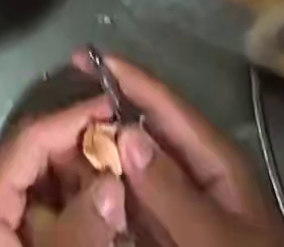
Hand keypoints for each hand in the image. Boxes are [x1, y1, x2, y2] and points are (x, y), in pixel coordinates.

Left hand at [0, 96, 126, 246]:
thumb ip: (81, 233)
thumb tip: (113, 182)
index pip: (31, 138)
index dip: (73, 119)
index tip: (115, 109)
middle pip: (35, 158)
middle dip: (80, 155)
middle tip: (125, 159)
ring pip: (39, 185)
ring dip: (77, 184)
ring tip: (117, 190)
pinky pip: (36, 214)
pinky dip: (66, 213)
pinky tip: (95, 221)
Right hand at [75, 55, 283, 246]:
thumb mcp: (215, 239)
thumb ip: (171, 191)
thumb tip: (126, 131)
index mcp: (216, 160)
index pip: (166, 104)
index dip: (128, 76)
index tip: (87, 56)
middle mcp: (201, 174)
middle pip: (150, 131)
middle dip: (111, 113)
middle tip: (67, 104)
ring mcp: (191, 207)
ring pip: (141, 169)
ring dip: (109, 155)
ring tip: (68, 141)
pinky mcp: (178, 234)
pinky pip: (142, 205)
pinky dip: (118, 195)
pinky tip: (90, 191)